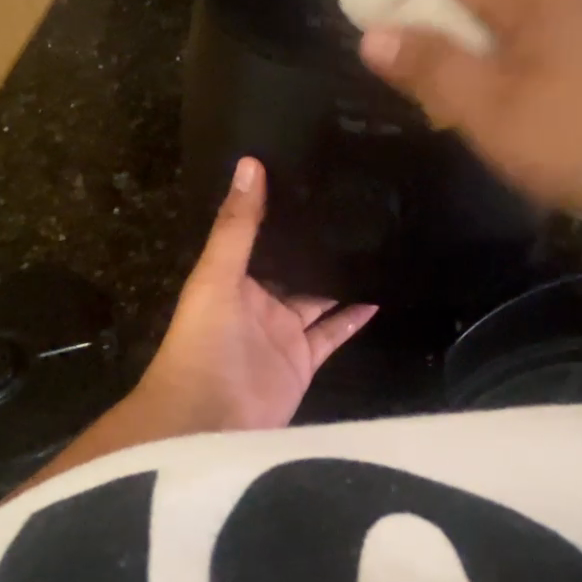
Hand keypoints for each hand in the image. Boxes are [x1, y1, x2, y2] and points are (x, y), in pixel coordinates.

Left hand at [134, 157, 377, 431]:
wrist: (206, 418)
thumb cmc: (202, 341)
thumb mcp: (217, 276)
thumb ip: (237, 226)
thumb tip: (251, 163)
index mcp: (233, 277)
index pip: (261, 236)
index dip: (283, 211)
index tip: (313, 175)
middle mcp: (260, 302)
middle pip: (295, 267)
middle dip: (318, 243)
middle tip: (359, 205)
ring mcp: (284, 333)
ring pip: (318, 298)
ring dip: (341, 277)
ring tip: (378, 243)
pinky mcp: (304, 361)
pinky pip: (333, 334)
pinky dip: (353, 318)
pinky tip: (379, 295)